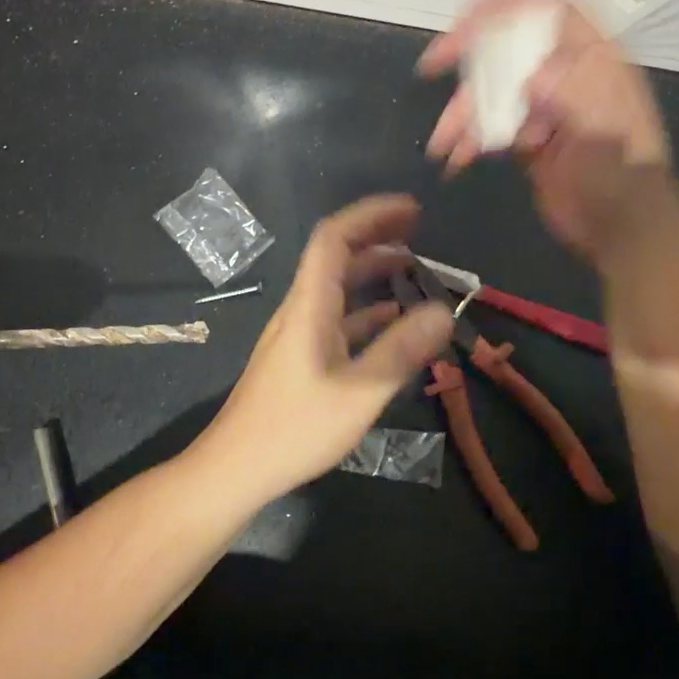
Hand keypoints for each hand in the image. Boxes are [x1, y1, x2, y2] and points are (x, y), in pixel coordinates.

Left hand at [190, 195, 453, 497]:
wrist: (235, 468)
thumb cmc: (294, 429)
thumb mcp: (359, 393)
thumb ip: (401, 350)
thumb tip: (443, 311)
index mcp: (309, 307)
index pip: (333, 239)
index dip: (370, 215)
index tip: (412, 209)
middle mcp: (300, 312)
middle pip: (336, 259)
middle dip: (377, 239)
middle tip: (421, 234)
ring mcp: (297, 336)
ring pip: (337, 291)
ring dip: (373, 275)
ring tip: (416, 272)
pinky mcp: (299, 361)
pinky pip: (336, 321)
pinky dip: (366, 313)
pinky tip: (392, 324)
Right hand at [418, 0, 671, 259]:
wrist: (623, 233)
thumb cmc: (624, 176)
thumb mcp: (603, 129)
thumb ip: (569, 94)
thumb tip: (528, 78)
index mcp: (592, 58)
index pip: (550, 8)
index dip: (510, 2)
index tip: (468, 15)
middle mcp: (565, 74)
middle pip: (509, 49)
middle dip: (470, 60)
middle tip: (431, 67)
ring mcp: (545, 108)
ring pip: (493, 94)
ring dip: (462, 115)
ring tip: (440, 146)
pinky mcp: (528, 141)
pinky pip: (491, 130)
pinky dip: (469, 143)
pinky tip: (453, 161)